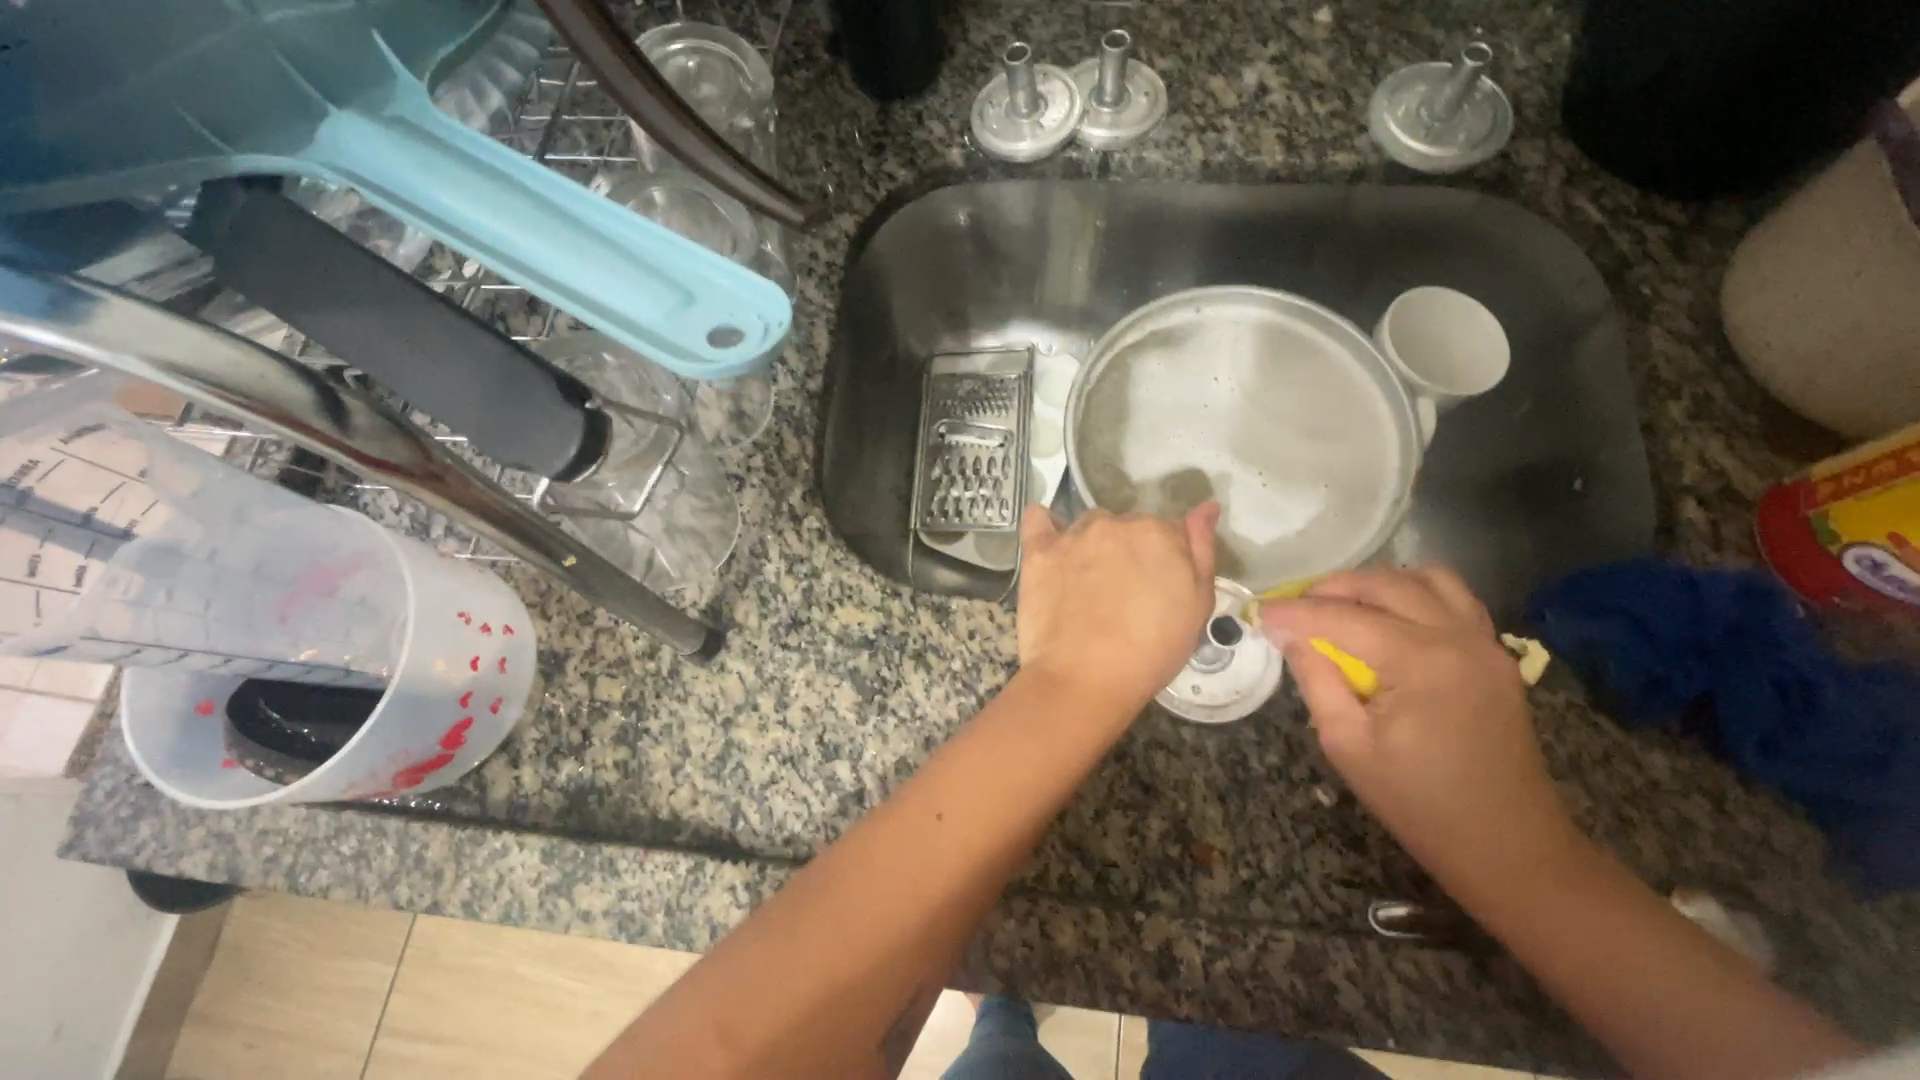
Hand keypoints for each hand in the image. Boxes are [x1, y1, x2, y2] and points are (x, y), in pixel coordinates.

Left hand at [1017, 503, 1219, 715]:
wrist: (1084, 679)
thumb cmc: (1151, 652)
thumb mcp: (1197, 607)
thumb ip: (1202, 551)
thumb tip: (1207, 507)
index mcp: (1159, 533)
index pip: (1167, 532)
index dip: (1164, 561)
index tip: (1158, 589)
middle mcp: (1116, 523)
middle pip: (1127, 527)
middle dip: (1129, 552)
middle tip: (1124, 594)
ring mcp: (1073, 536)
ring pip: (1088, 526)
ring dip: (1092, 545)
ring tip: (1088, 585)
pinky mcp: (1038, 552)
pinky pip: (1039, 521)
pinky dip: (1044, 525)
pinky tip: (1050, 544)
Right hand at [1261, 567, 1578, 889]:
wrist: (1508, 845)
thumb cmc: (1418, 804)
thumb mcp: (1347, 745)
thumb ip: (1316, 680)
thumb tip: (1289, 636)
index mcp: (1420, 662)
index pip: (1342, 618)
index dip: (1295, 612)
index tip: (1260, 614)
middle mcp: (1458, 638)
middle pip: (1384, 584)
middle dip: (1332, 588)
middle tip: (1294, 607)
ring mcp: (1485, 643)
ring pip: (1426, 579)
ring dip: (1378, 583)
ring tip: (1342, 605)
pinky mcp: (1497, 656)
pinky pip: (1455, 600)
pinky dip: (1416, 595)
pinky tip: (1390, 618)